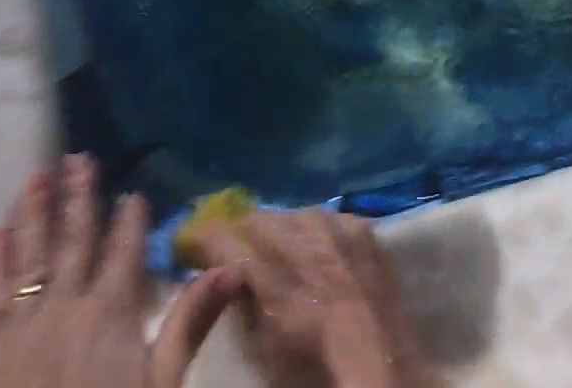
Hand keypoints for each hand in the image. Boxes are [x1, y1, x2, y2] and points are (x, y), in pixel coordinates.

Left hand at [0, 155, 242, 387]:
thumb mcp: (161, 381)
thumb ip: (189, 323)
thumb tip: (233, 267)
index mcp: (110, 311)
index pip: (123, 251)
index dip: (130, 220)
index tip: (134, 190)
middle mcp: (65, 305)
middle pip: (74, 240)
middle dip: (78, 197)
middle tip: (78, 156)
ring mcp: (23, 322)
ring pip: (30, 255)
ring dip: (34, 213)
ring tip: (36, 175)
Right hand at [189, 208, 433, 387]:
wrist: (377, 351)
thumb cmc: (312, 356)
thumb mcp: (261, 341)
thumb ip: (241, 301)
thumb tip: (228, 275)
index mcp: (263, 264)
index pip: (219, 237)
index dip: (202, 241)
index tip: (194, 247)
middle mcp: (296, 233)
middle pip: (257, 219)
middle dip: (245, 233)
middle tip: (243, 253)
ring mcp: (332, 224)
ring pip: (295, 214)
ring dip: (286, 230)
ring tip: (287, 252)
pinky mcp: (360, 226)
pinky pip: (330, 220)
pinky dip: (322, 233)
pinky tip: (324, 252)